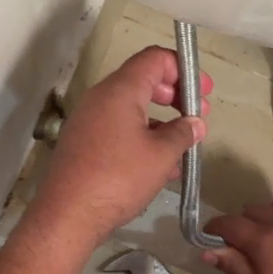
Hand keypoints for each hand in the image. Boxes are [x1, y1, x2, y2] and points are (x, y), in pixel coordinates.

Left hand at [28, 46, 210, 247]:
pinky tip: (158, 165)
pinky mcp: (82, 143)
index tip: (203, 93)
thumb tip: (195, 123)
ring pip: (130, 109)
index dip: (183, 69)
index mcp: (120, 90)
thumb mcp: (161, 155)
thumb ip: (182, 133)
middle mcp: (100, 98)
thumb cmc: (119, 178)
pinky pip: (117, 129)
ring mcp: (88, 120)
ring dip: (159, 121)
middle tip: (196, 116)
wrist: (68, 214)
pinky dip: (140, 137)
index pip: (155, 59)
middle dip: (173, 95)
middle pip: (142, 81)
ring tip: (181, 146)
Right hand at [204, 198, 272, 273]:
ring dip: (267, 215)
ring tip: (267, 232)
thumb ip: (235, 267)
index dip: (215, 227)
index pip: (230, 224)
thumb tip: (208, 251)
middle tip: (240, 242)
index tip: (208, 235)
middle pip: (253, 210)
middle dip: (241, 222)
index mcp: (263, 240)